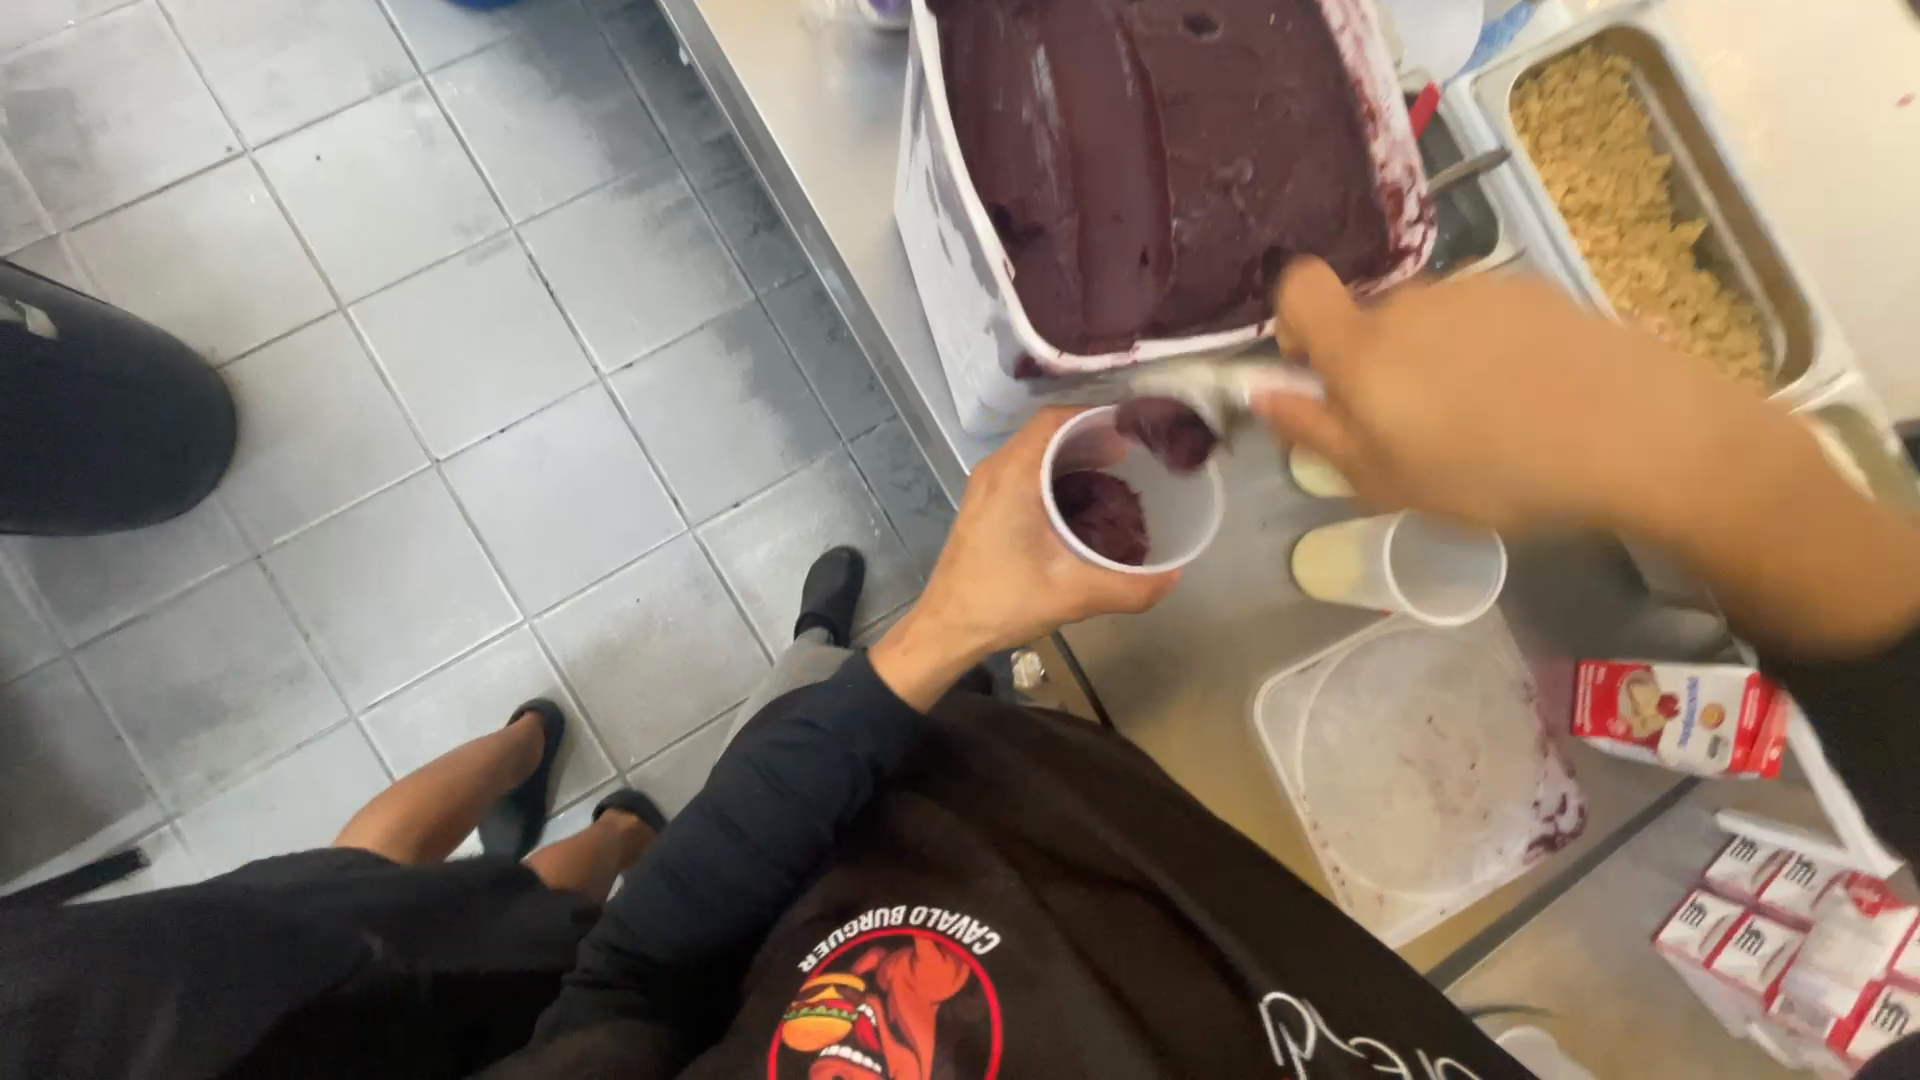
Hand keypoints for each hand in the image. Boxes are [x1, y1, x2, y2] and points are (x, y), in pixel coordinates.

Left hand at [871, 408, 1180, 707]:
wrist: (947, 628)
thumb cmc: (1003, 602)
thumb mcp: (1074, 595)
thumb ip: (1130, 587)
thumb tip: (1174, 579)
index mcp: (1013, 475)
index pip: (1055, 419)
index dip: (1096, 416)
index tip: (1132, 430)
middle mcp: (995, 471)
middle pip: (1046, 432)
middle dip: (1090, 436)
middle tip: (1133, 454)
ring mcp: (984, 488)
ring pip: (1033, 452)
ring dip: (1071, 455)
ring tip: (1114, 471)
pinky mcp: (982, 507)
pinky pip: (1022, 472)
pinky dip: (1052, 474)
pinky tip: (1078, 501)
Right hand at [1257, 257, 1779, 533]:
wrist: (1645, 437)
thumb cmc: (1489, 472)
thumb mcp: (1380, 478)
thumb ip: (1312, 431)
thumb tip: (1262, 393)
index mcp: (1362, 348)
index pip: (1298, 288)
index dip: (1292, 321)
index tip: (1314, 368)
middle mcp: (1410, 302)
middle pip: (1363, 316)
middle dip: (1366, 361)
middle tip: (1405, 423)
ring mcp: (1476, 290)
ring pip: (1420, 319)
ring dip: (1423, 358)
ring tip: (1473, 415)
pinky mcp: (1532, 291)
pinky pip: (1474, 316)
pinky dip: (1476, 349)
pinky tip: (1519, 394)